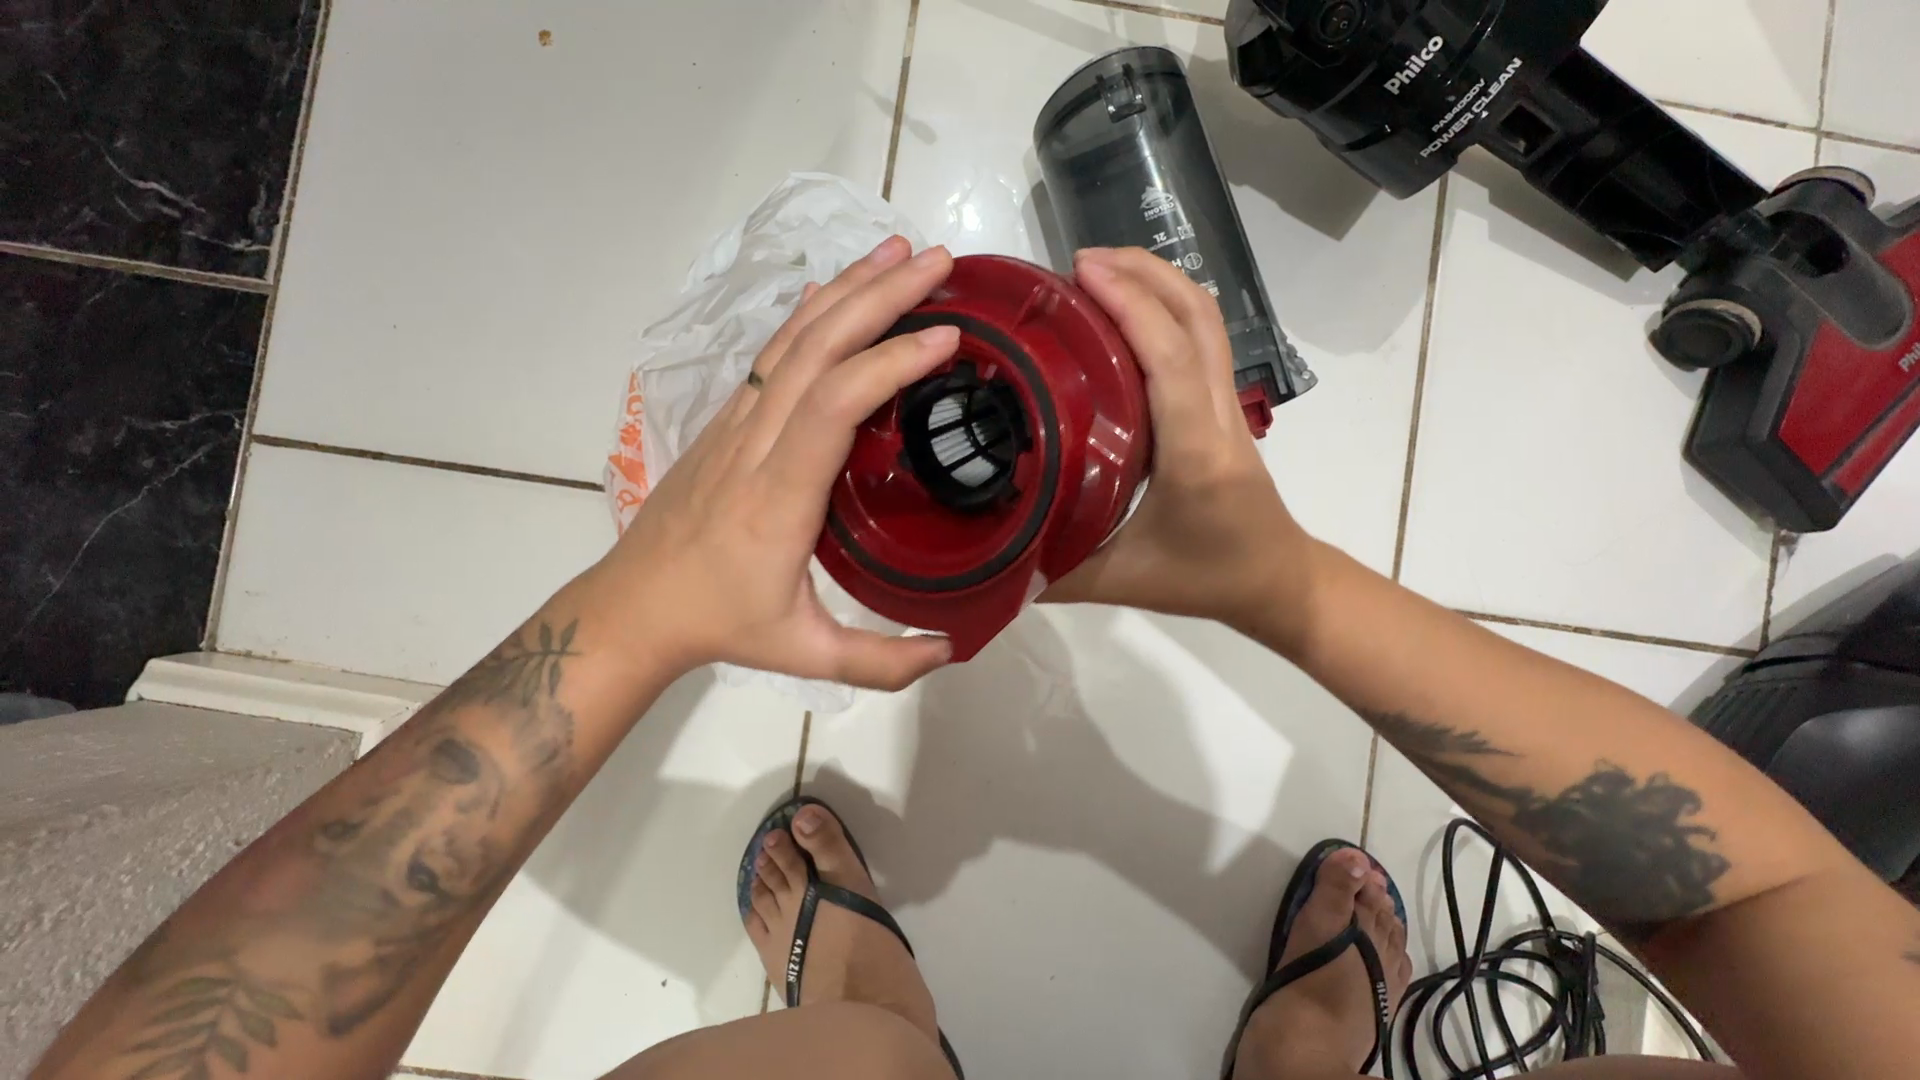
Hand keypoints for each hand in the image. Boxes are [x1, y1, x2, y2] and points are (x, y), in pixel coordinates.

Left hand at [591, 236, 959, 688]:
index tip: (947, 336)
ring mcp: (736, 424)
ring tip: (898, 252)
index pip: (833, 406)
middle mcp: (755, 443)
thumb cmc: (721, 624)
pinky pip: (773, 354)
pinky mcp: (728, 420)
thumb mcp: (804, 655)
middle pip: (815, 349)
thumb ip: (880, 661)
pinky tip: (834, 290)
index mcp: (780, 497)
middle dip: (879, 297)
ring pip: (791, 339)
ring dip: (847, 289)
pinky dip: (810, 313)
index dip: (889, 362)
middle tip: (939, 262)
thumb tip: (953, 649)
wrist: (635, 604)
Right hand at [1043, 247, 1317, 638]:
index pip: (1171, 360)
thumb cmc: (1206, 581)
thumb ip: (1055, 573)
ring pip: (1208, 321)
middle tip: (1079, 263)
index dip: (1132, 306)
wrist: (1279, 583)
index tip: (1082, 273)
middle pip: (1198, 318)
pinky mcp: (1224, 408)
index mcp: (1195, 455)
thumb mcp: (1122, 584)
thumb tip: (990, 556)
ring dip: (1160, 281)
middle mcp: (1218, 417)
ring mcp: (1228, 407)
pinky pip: (1204, 340)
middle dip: (1144, 273)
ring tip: (1099, 271)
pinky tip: (1126, 313)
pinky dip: (1167, 308)